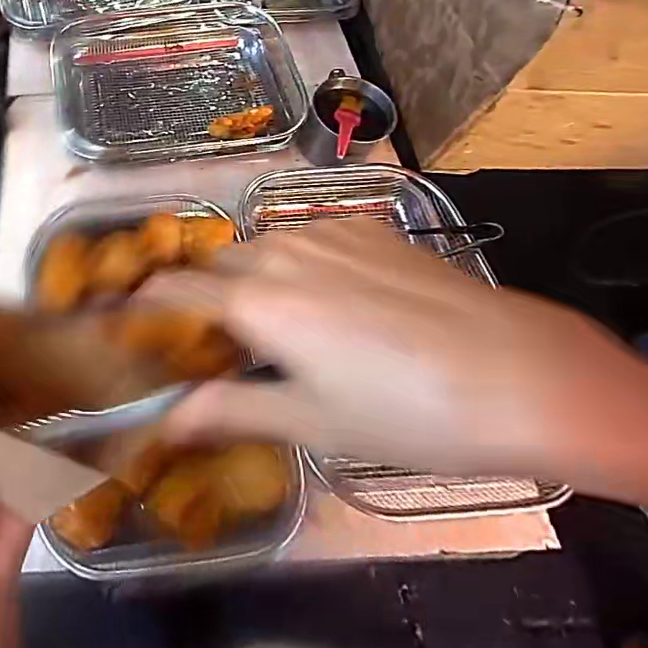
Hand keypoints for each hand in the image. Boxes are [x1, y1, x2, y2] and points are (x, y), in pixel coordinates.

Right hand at [145, 219, 647, 490]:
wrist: (523, 373)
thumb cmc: (405, 413)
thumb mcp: (312, 422)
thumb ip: (231, 409)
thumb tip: (166, 418)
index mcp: (256, 303)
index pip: (173, 292)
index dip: (142, 304)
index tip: (125, 318)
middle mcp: (279, 252)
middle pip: (213, 266)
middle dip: (199, 297)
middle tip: (215, 340)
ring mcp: (324, 231)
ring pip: (258, 248)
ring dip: (246, 278)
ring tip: (275, 323)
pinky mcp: (365, 226)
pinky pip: (304, 237)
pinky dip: (292, 262)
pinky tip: (330, 298)